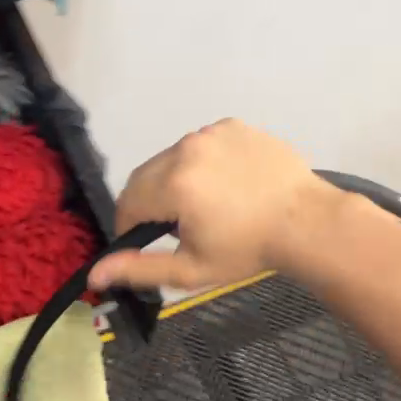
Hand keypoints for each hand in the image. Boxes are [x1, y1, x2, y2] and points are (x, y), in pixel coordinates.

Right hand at [90, 119, 346, 292]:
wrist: (306, 222)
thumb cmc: (246, 251)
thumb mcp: (190, 269)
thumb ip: (139, 269)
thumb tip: (94, 275)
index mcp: (173, 184)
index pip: (127, 202)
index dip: (129, 227)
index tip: (144, 244)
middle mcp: (186, 148)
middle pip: (145, 176)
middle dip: (149, 203)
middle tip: (174, 229)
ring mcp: (211, 132)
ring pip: (170, 159)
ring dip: (172, 182)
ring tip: (202, 208)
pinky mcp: (232, 125)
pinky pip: (199, 145)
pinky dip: (199, 165)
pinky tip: (222, 187)